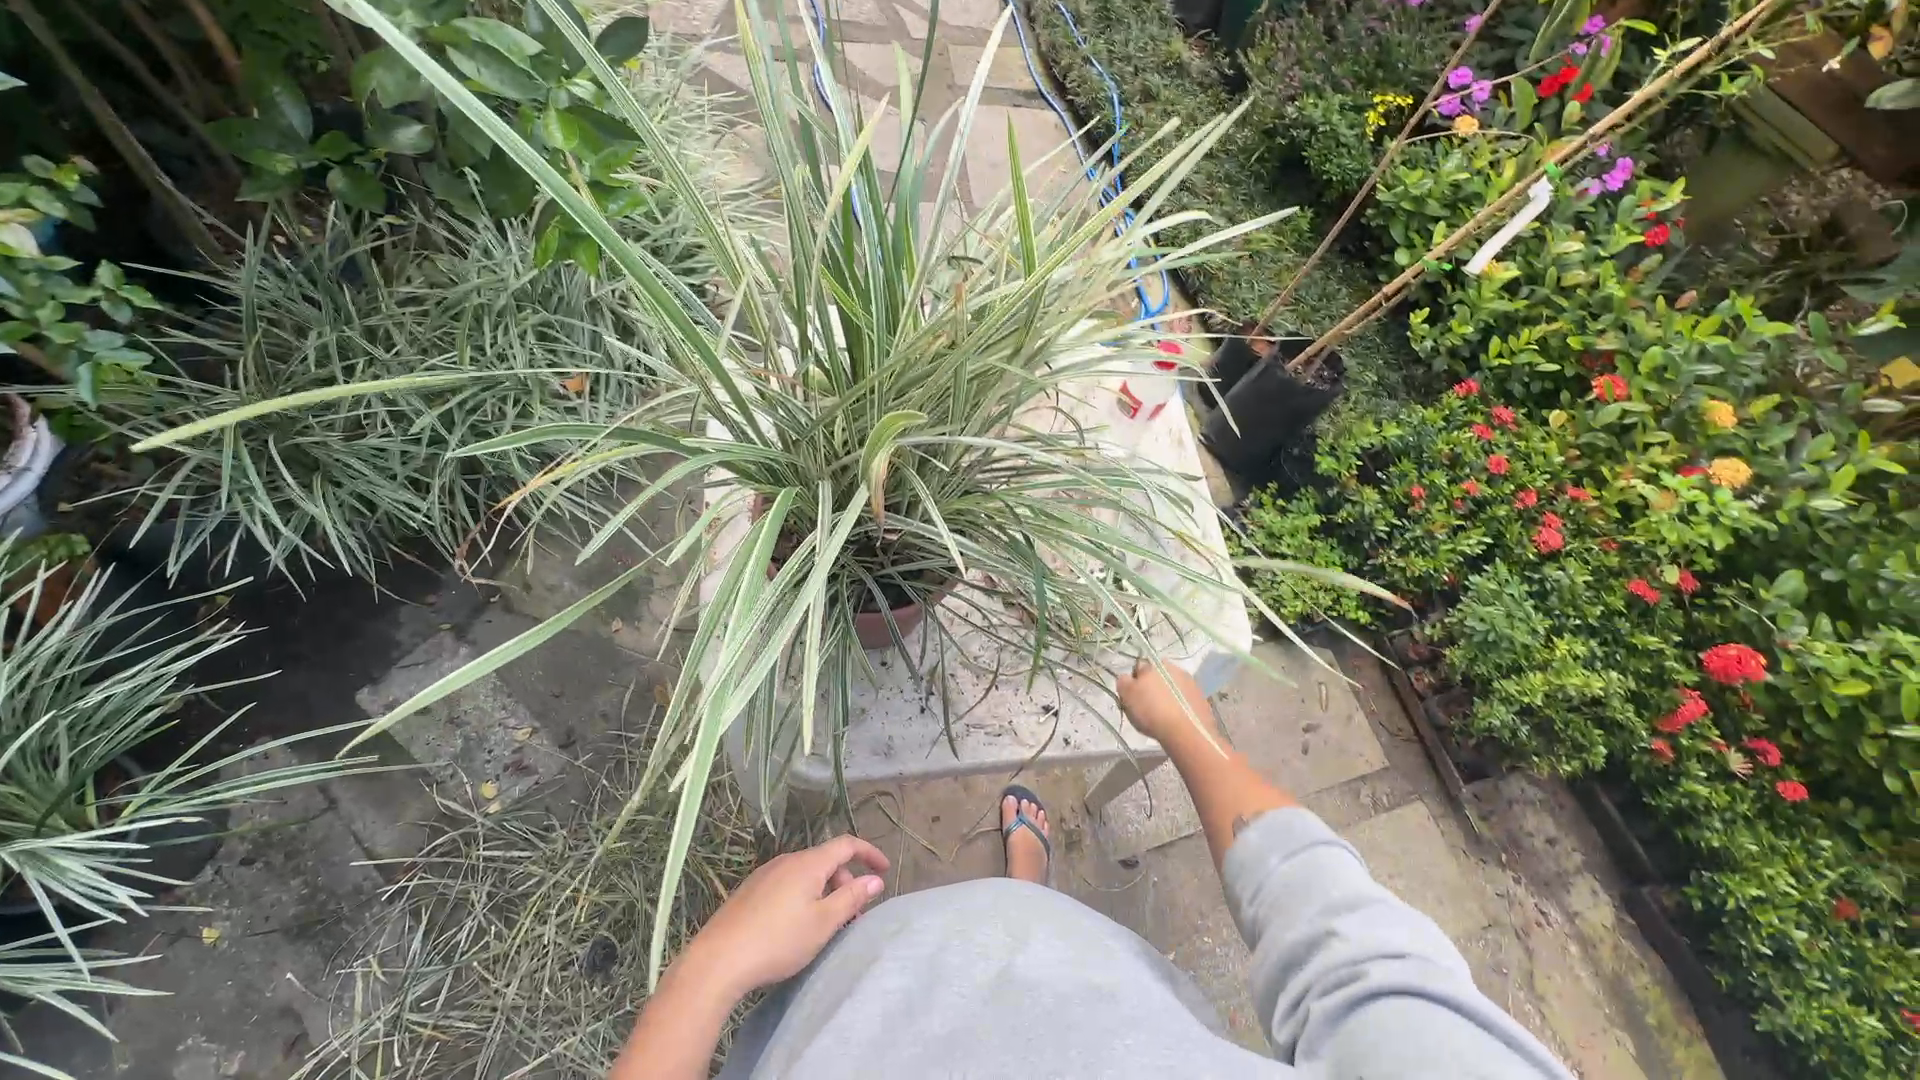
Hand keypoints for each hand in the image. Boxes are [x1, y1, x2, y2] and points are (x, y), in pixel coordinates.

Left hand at [671, 834, 889, 1000]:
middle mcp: (786, 861)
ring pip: (806, 874)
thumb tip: (875, 880)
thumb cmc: (778, 941)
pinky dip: (804, 896)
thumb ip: (851, 898)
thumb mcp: (823, 922)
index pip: (846, 844)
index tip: (885, 870)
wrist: (718, 960)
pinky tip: (797, 925)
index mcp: (808, 863)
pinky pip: (787, 884)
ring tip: (827, 924)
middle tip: (853, 915)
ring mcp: (765, 875)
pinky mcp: (750, 891)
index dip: (869, 853)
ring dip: (824, 891)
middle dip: (845, 881)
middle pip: (826, 860)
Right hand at [1117, 657, 1210, 745]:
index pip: (1138, 668)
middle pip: (1158, 675)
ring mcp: (1190, 681)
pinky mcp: (1201, 696)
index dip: (1134, 682)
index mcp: (1153, 665)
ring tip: (1164, 713)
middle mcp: (1173, 668)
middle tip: (1148, 704)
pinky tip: (1177, 717)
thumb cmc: (1151, 712)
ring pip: (1173, 684)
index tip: (1133, 697)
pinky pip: (1185, 697)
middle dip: (1153, 685)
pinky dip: (1180, 703)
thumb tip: (1127, 678)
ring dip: (1168, 693)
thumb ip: (1124, 682)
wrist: (1186, 731)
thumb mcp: (1127, 696)